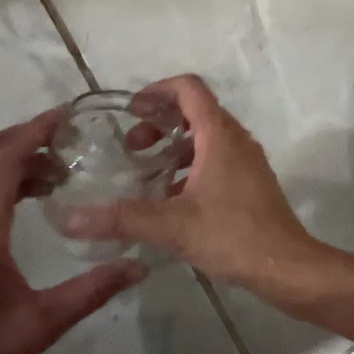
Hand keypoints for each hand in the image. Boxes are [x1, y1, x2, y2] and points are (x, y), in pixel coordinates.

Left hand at [0, 108, 147, 353]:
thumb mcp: (42, 324)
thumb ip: (92, 290)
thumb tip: (140, 264)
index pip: (5, 159)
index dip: (36, 130)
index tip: (71, 115)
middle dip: (24, 136)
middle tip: (68, 138)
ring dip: (15, 159)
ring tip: (61, 169)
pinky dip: (5, 181)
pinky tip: (37, 202)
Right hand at [58, 75, 353, 339]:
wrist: (285, 265)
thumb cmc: (232, 235)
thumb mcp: (171, 226)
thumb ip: (120, 218)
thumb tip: (69, 218)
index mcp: (219, 135)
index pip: (190, 88)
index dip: (158, 90)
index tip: (130, 110)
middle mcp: (236, 139)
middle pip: (196, 111)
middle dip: (160, 121)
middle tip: (131, 147)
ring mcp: (246, 160)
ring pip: (206, 137)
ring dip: (174, 145)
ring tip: (144, 173)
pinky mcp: (250, 182)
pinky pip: (216, 159)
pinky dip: (190, 165)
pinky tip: (169, 198)